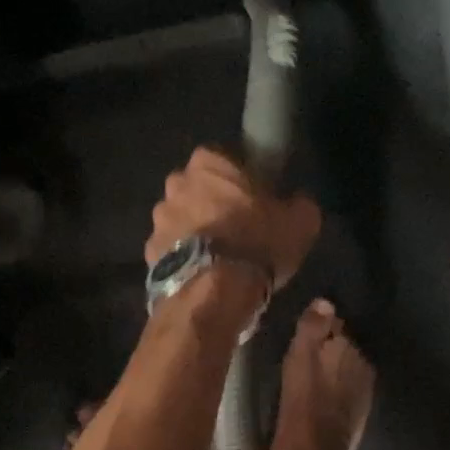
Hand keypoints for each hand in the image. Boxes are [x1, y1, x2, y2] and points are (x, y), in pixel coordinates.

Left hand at [147, 147, 321, 289]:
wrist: (212, 292)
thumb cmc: (256, 244)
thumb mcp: (300, 222)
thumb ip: (299, 203)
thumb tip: (297, 201)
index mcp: (210, 162)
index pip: (226, 158)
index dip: (243, 177)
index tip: (257, 198)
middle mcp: (177, 181)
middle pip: (200, 186)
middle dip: (215, 201)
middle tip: (241, 226)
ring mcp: (158, 217)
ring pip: (183, 216)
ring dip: (198, 229)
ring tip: (221, 256)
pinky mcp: (149, 251)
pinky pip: (173, 247)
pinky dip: (186, 256)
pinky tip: (205, 274)